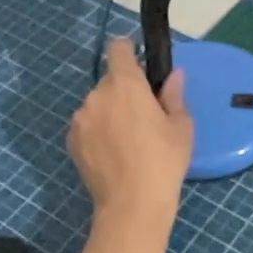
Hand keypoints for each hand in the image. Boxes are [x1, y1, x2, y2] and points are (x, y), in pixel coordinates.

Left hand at [69, 38, 194, 224]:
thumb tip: (174, 75)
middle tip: (144, 115)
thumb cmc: (164, 161)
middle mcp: (97, 95)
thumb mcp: (181, 126)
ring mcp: (80, 118)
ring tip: (128, 139)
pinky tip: (113, 152)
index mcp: (125, 84)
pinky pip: (87, 124)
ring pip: (97, 104)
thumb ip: (174, 95)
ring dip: (110, 111)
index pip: (118, 48)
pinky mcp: (71, 140)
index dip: (129, 51)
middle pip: (110, 80)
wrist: (132, 204)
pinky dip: (98, 130)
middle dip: (125, 90)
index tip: (140, 65)